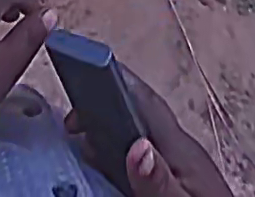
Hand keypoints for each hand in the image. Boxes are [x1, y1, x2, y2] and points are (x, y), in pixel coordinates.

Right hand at [67, 64, 232, 196]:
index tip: (85, 72)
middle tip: (72, 120)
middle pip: (141, 114)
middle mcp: (181, 150)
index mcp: (180, 147)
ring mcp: (182, 166)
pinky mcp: (181, 181)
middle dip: (106, 106)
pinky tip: (109, 164)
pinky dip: (123, 152)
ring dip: (112, 129)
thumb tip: (135, 146)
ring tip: (82, 137)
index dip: (117, 79)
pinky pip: (148, 155)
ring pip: (143, 135)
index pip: (146, 100)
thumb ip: (160, 182)